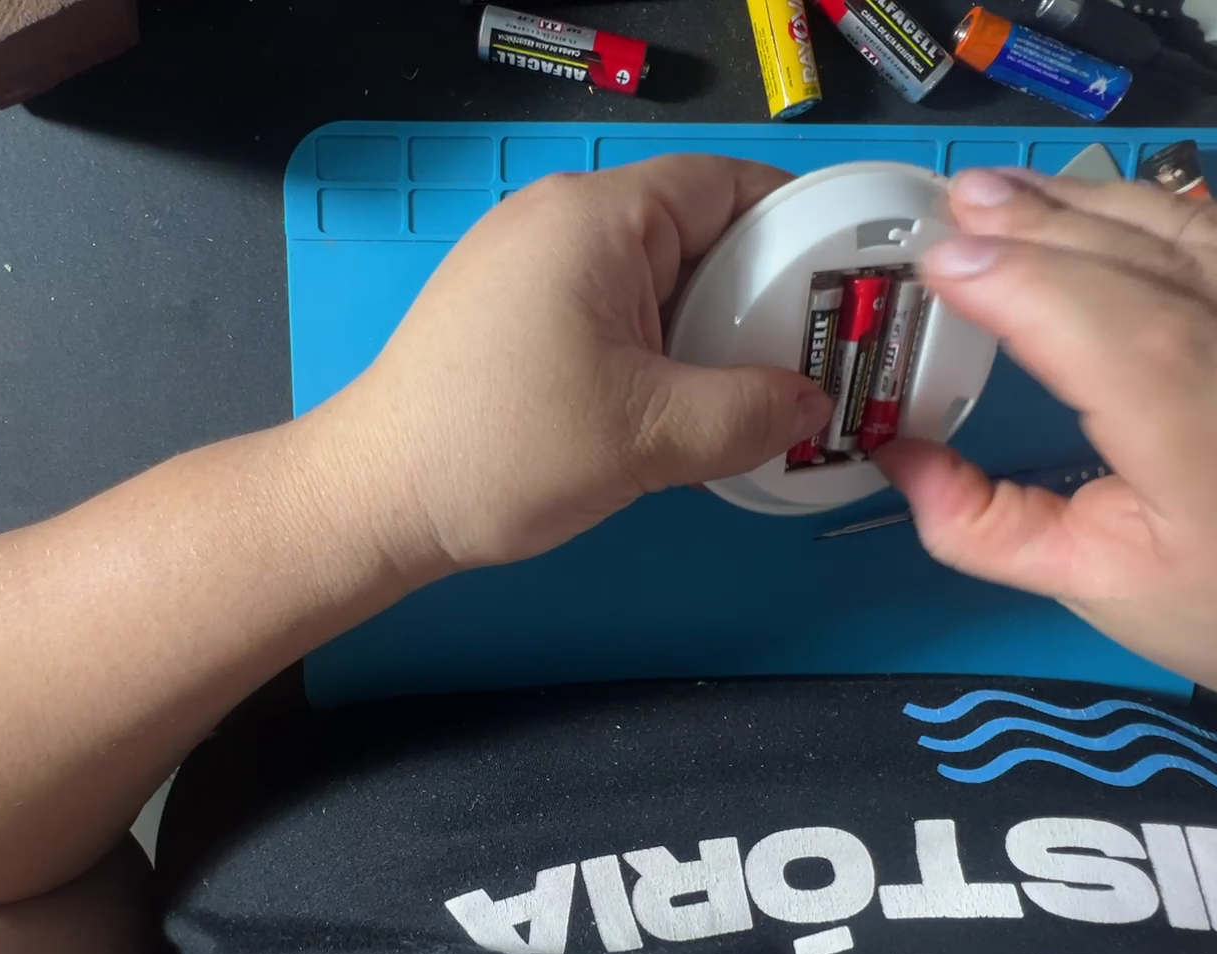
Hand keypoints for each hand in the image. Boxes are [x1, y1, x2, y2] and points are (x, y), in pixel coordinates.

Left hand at [306, 155, 833, 570]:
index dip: (795, 230)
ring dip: (697, 337)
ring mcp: (524, 272)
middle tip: (796, 362)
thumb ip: (749, 414)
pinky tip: (669, 408)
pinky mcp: (508, 319)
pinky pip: (606, 318)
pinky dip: (650, 355)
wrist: (379, 501)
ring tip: (740, 397)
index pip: (725, 188)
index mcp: (595, 219)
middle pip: (689, 236)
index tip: (837, 288)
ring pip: (648, 286)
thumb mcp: (647, 436)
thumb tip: (810, 407)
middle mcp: (557, 225)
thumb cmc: (504, 451)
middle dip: (750, 299)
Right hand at [880, 168, 1216, 739]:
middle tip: (962, 203)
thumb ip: (979, 528)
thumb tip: (894, 449)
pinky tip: (1110, 215)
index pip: (1154, 364)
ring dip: (1111, 207)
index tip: (947, 258)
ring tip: (1017, 197)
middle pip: (1193, 280)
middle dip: (1057, 231)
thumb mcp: (1092, 588)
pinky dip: (1183, 216)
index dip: (1042, 295)